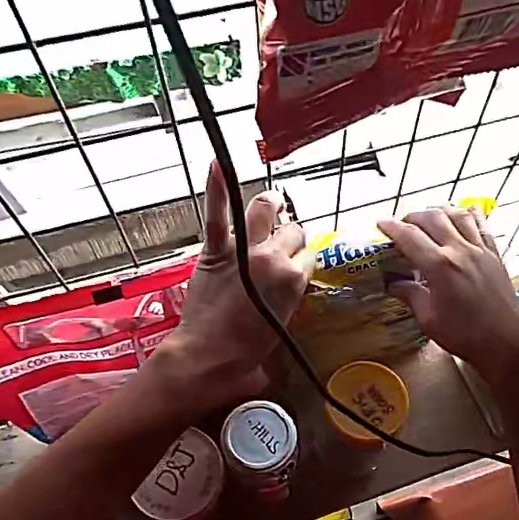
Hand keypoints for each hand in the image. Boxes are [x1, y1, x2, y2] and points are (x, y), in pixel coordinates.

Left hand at [154, 160, 311, 406]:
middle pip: (293, 231)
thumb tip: (289, 288)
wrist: (208, 356)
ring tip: (273, 203)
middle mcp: (274, 259)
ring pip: (264, 211)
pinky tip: (217, 163)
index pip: (310, 255)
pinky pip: (217, 214)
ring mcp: (244, 251)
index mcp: (295, 281)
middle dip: (291, 235)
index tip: (297, 263)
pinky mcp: (215, 251)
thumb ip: (291, 300)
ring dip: (271, 204)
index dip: (303, 258)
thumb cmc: (246, 354)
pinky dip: (216, 187)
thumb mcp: (283, 328)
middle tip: (283, 242)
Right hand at [376, 207, 518, 376]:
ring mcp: (480, 251)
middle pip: (433, 218)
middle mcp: (460, 251)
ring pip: (459, 215)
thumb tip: (395, 285)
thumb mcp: (429, 320)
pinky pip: (482, 225)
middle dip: (413, 216)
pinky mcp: (495, 255)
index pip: (410, 237)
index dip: (392, 227)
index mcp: (440, 267)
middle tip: (402, 224)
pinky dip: (469, 214)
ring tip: (430, 216)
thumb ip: (411, 296)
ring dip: (440, 211)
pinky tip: (463, 213)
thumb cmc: (464, 335)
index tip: (381, 224)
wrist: (505, 343)